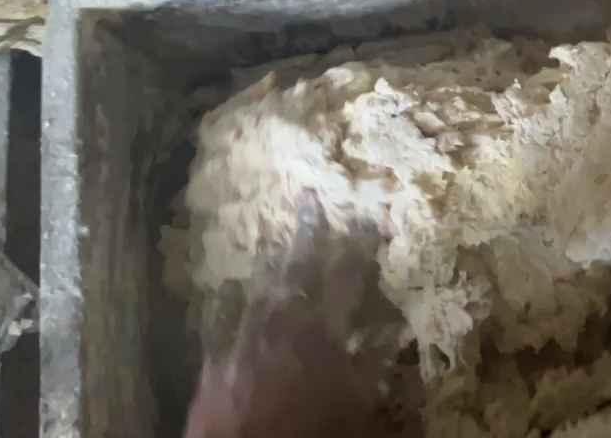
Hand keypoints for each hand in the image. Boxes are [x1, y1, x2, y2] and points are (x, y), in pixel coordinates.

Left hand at [184, 198, 381, 437]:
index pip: (348, 276)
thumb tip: (396, 325)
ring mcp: (244, 342)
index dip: (360, 243)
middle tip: (309, 195)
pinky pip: (220, 322)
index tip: (369, 213)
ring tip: (272, 228)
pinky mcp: (213, 366)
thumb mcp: (357, 403)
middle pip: (299, 269)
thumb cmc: (312, 434)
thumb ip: (373, 362)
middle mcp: (283, 327)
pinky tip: (227, 284)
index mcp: (323, 332)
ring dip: (269, 256)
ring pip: (259, 287)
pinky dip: (227, 300)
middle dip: (307, 231)